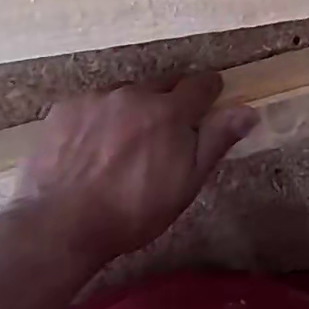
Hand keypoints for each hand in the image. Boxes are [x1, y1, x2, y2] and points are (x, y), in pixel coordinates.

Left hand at [18, 73, 259, 263]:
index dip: (208, 91)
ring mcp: (97, 98)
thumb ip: (217, 140)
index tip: (208, 102)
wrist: (60, 225)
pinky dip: (98, 119)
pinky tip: (91, 148)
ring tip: (122, 145)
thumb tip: (248, 110)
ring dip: (132, 109)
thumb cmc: (133, 211)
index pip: (201, 84)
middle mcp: (135, 94)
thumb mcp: (186, 182)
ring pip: (126, 94)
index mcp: (170, 111)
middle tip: (163, 134)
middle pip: (162, 85)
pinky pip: (92, 104)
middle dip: (169, 102)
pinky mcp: (65, 108)